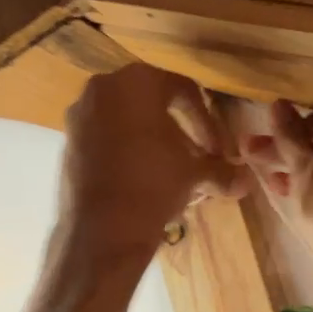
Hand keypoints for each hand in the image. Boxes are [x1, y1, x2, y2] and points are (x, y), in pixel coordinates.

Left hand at [59, 64, 245, 256]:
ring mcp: (80, 115)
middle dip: (180, 132)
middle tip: (197, 160)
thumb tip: (244, 181)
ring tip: (173, 176)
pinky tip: (143, 182)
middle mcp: (103, 87)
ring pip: (128, 122)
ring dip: (155, 144)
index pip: (185, 91)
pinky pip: (106, 139)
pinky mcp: (68, 143)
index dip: (207, 122)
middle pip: (153, 104)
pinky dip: (128, 154)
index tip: (218, 151)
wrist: (101, 230)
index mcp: (138, 81)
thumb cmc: (153, 185)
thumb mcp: (194, 174)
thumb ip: (220, 171)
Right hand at [242, 102, 312, 279]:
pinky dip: (304, 197)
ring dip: (295, 174)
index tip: (282, 126)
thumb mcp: (307, 168)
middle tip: (260, 148)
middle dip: (294, 151)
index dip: (310, 123)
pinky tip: (279, 196)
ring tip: (263, 171)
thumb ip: (292, 137)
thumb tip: (278, 104)